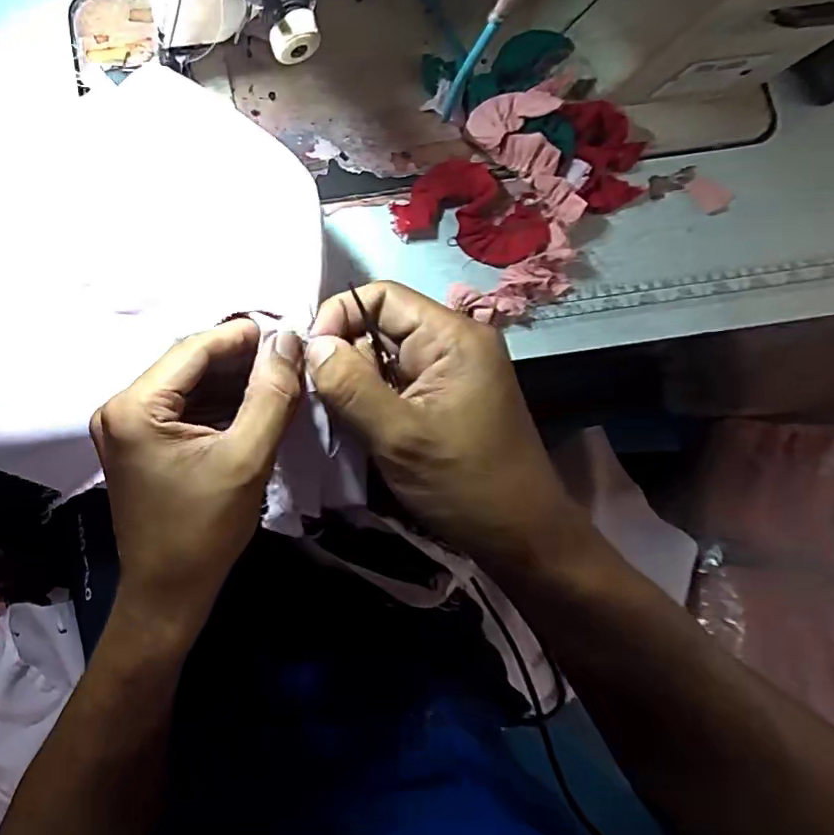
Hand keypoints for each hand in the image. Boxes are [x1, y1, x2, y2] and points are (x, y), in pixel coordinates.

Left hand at [91, 318, 303, 638]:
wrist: (168, 593)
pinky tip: (252, 401)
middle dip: (239, 359)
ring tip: (277, 376)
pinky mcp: (138, 441)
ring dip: (231, 380)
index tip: (284, 330)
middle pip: (188, 364)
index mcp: (134, 408)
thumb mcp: (247, 459)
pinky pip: (182, 407)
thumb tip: (286, 341)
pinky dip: (218, 402)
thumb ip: (270, 395)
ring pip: (188, 384)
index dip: (240, 336)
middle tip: (286, 356)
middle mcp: (120, 408)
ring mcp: (125, 425)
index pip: (193, 350)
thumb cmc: (204, 532)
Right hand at [307, 282, 583, 567]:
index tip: (312, 359)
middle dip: (345, 356)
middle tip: (325, 398)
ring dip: (356, 382)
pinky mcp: (443, 397)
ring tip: (344, 417)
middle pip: (379, 325)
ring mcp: (449, 371)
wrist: (521, 538)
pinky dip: (371, 399)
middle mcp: (452, 342)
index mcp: (451, 336)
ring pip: (382, 356)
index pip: (381, 296)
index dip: (339, 316)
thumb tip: (312, 345)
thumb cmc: (465, 485)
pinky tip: (362, 425)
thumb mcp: (399, 437)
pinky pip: (394, 382)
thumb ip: (351, 385)